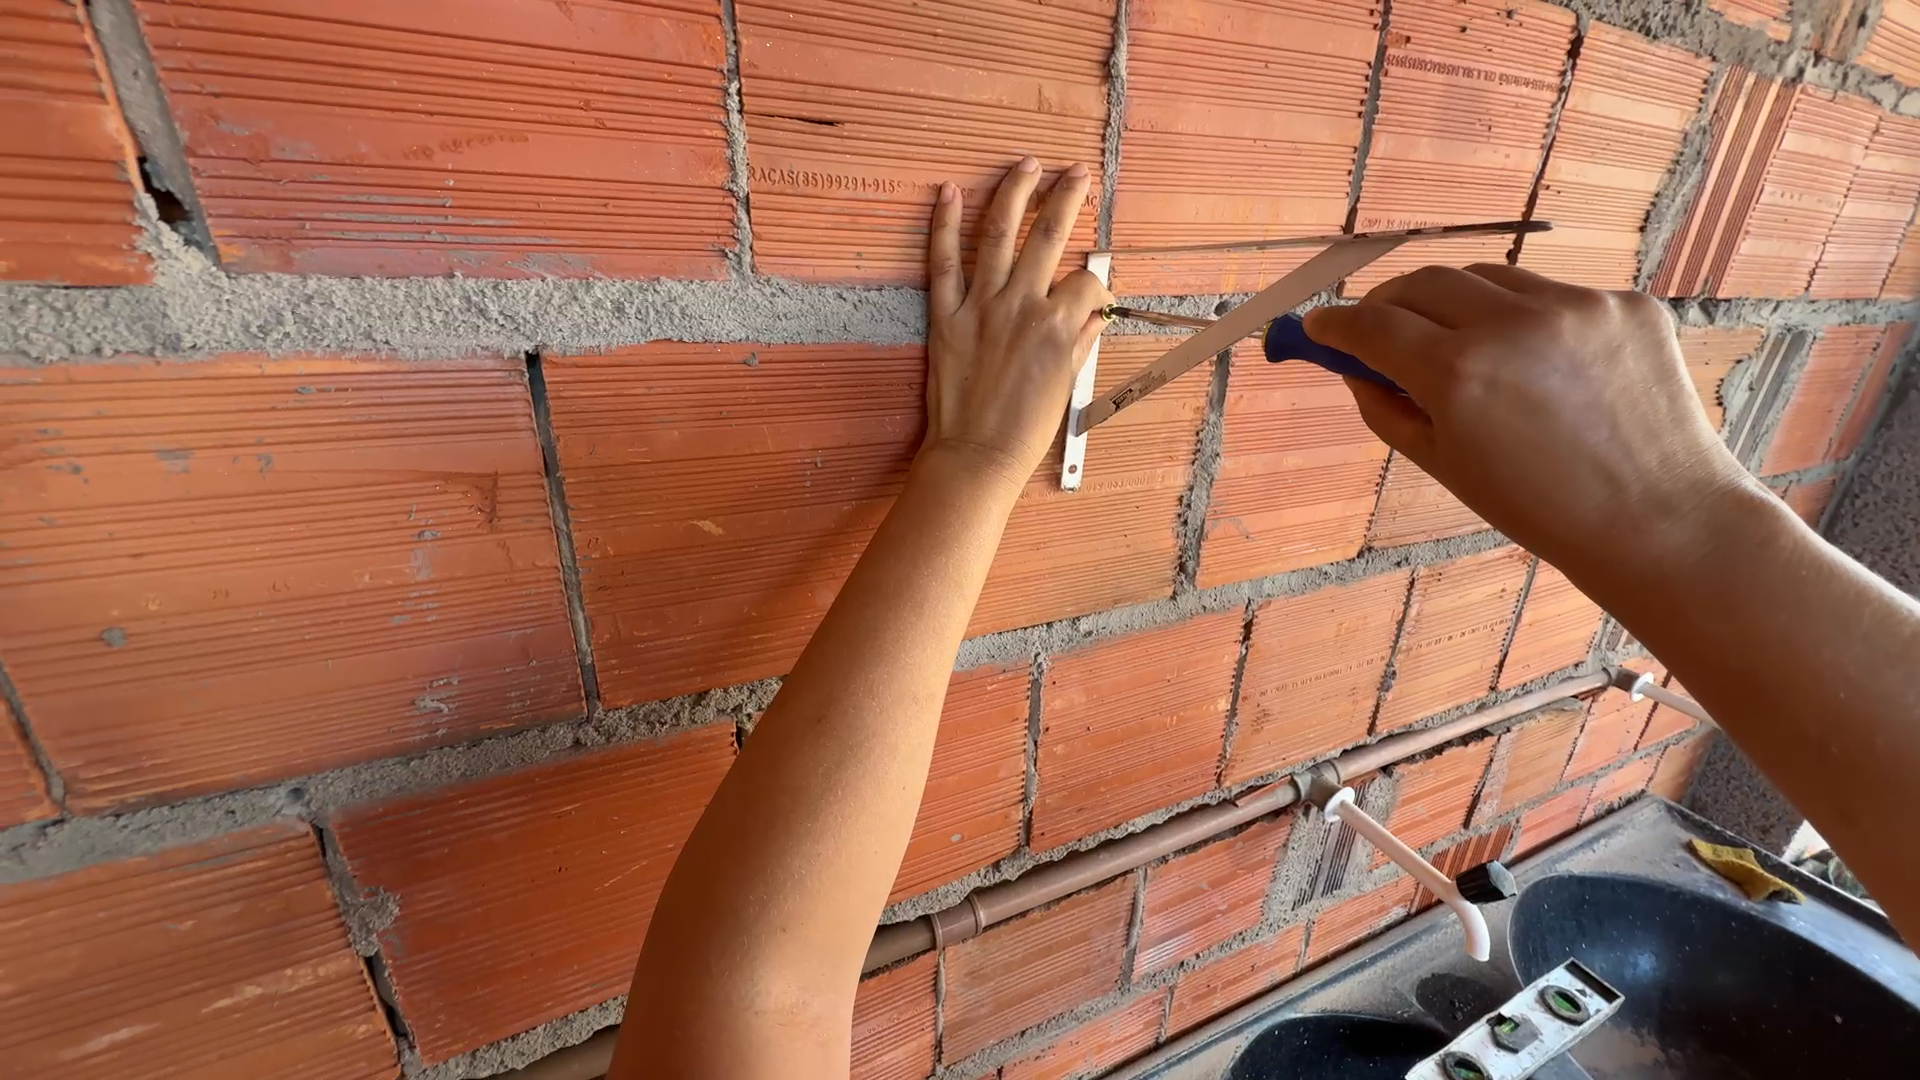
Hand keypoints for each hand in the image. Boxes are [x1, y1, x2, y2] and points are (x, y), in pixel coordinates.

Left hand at [923, 156, 1111, 486]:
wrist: (977, 456)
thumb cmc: (1025, 431)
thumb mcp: (1066, 386)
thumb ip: (1081, 344)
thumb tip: (1096, 317)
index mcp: (1059, 325)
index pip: (1087, 281)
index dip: (1095, 284)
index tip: (1092, 293)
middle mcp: (1023, 305)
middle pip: (1049, 235)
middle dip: (1066, 197)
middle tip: (1075, 173)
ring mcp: (982, 306)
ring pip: (1000, 233)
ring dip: (1015, 192)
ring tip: (1026, 164)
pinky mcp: (946, 317)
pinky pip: (944, 262)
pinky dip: (945, 225)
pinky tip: (949, 192)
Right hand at [1303, 265, 1760, 577]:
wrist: (1655, 517)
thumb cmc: (1529, 504)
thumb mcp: (1435, 460)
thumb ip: (1383, 405)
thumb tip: (1355, 367)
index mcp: (1456, 374)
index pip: (1371, 325)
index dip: (1334, 322)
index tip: (1318, 324)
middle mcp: (1512, 324)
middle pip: (1422, 282)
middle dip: (1386, 301)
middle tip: (1376, 328)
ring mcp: (1577, 305)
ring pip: (1484, 278)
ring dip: (1450, 302)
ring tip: (1455, 343)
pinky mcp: (1626, 302)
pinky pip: (1546, 293)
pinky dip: (1516, 316)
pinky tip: (1529, 359)